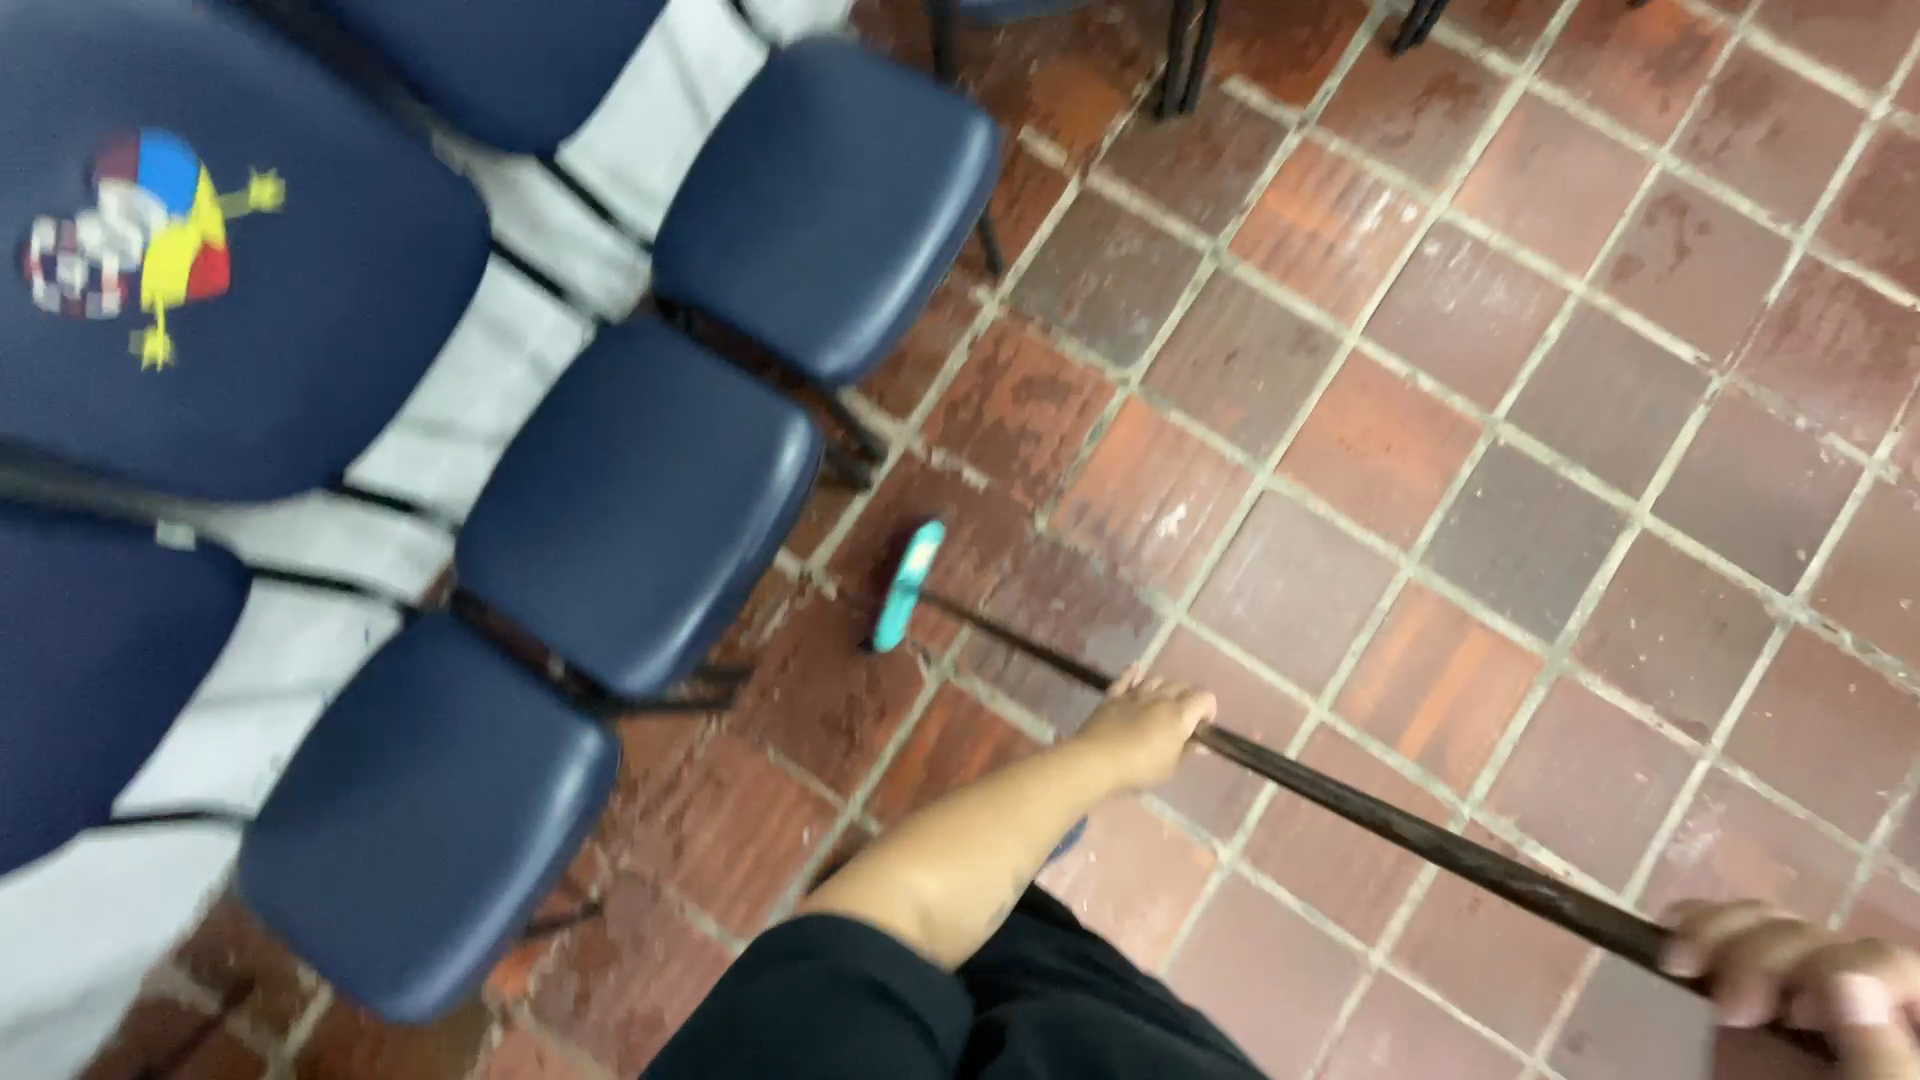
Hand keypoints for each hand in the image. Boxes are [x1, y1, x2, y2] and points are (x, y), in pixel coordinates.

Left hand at [1071, 668, 1216, 792]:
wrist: (1097, 760)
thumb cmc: (1139, 768)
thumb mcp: (1170, 767)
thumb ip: (1186, 751)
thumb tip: (1201, 744)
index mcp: (1179, 715)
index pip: (1204, 697)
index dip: (1208, 710)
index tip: (1201, 728)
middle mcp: (1159, 698)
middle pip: (1182, 685)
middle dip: (1188, 698)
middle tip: (1182, 719)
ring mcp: (1134, 694)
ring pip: (1156, 679)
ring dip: (1164, 688)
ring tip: (1161, 703)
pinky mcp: (1113, 696)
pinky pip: (1125, 678)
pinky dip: (1133, 672)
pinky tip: (1136, 668)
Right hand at [1662, 899, 1919, 1078]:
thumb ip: (1881, 1058)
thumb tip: (1844, 976)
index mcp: (1913, 1022)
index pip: (1889, 961)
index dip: (1839, 967)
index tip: (1798, 1015)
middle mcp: (1860, 995)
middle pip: (1811, 936)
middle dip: (1757, 960)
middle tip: (1732, 1016)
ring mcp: (1795, 985)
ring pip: (1760, 920)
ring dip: (1713, 935)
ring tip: (1685, 973)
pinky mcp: (1739, 978)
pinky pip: (1718, 922)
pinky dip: (1689, 922)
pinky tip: (1672, 952)